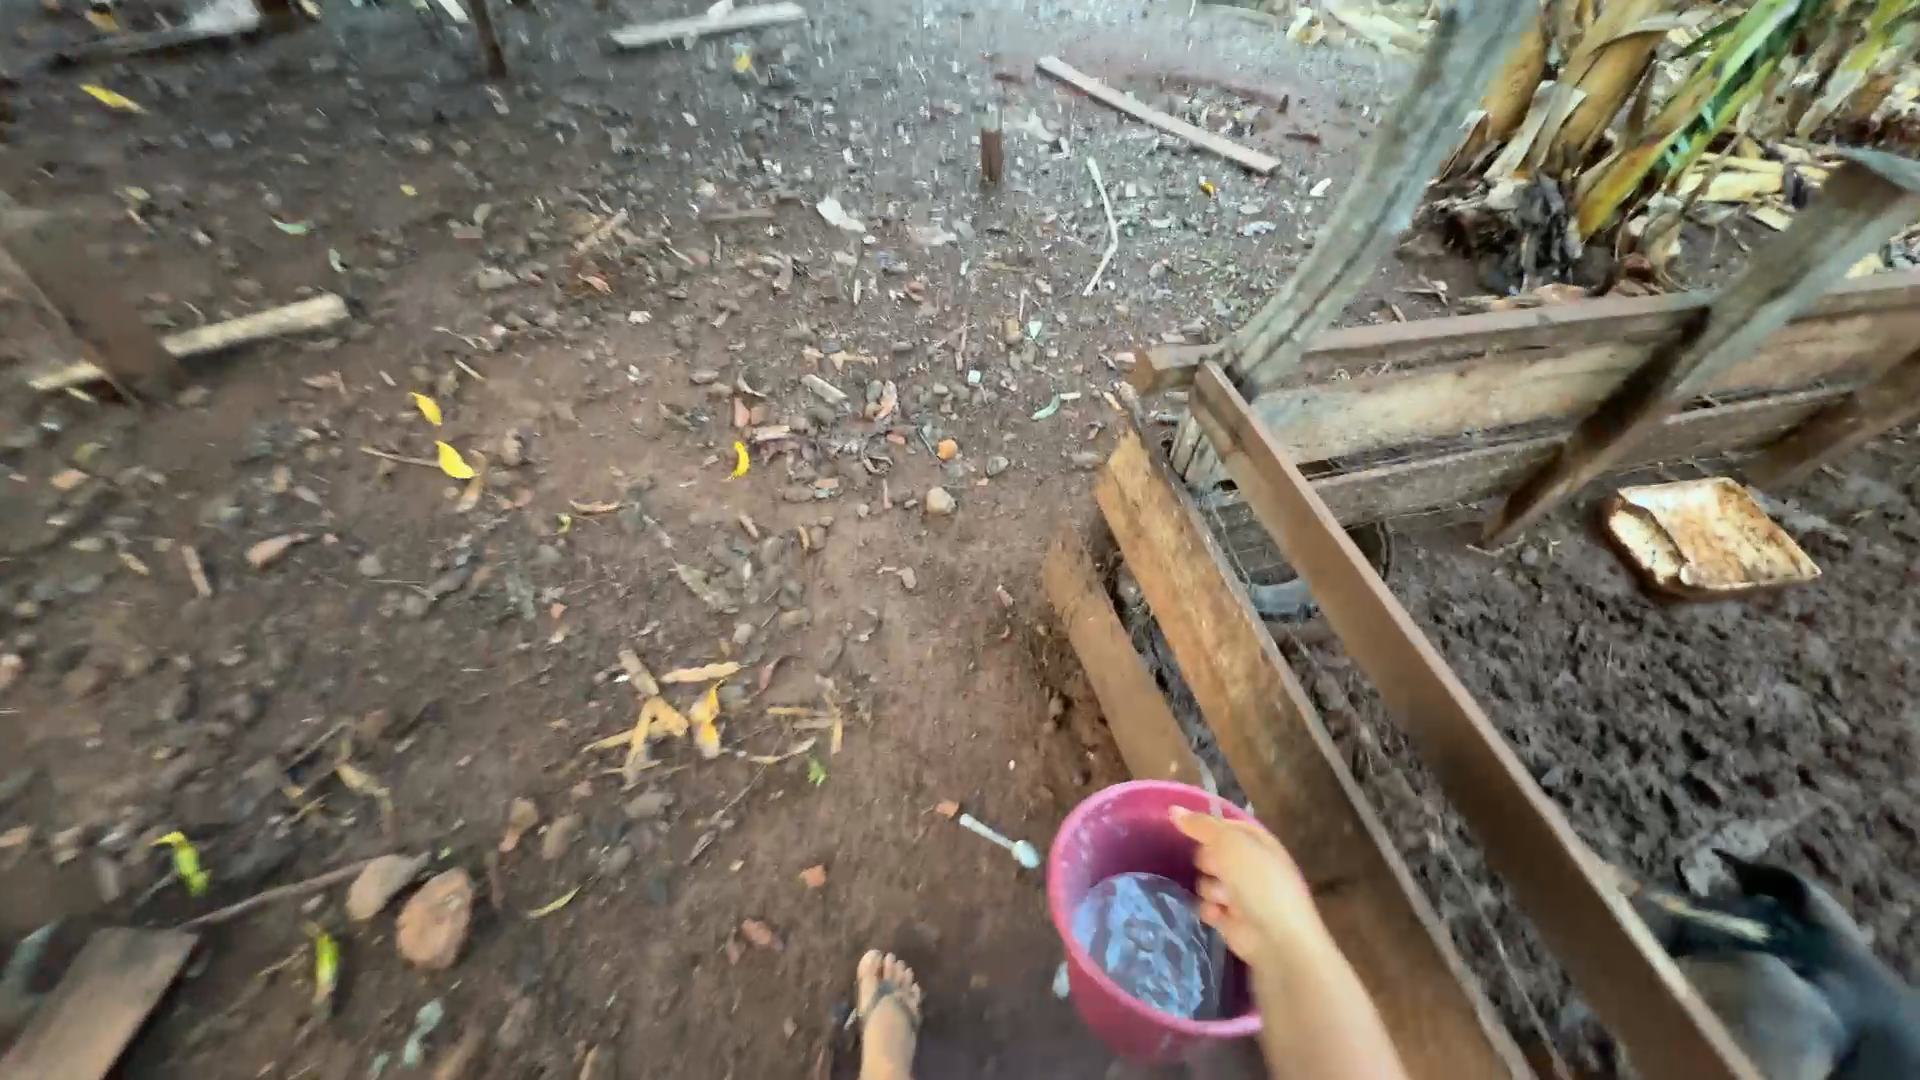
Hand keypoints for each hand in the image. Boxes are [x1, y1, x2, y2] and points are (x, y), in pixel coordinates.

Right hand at [1171, 806, 1324, 970]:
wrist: (1278, 940)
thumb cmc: (1259, 882)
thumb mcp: (1230, 843)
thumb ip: (1201, 825)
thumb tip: (1172, 809)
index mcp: (1255, 841)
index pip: (1222, 825)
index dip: (1205, 827)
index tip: (1185, 829)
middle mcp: (1247, 865)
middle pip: (1209, 852)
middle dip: (1207, 861)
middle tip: (1216, 869)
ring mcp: (1239, 893)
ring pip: (1204, 879)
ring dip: (1210, 888)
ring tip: (1224, 899)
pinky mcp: (1229, 918)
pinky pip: (1205, 905)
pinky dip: (1211, 909)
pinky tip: (1220, 915)